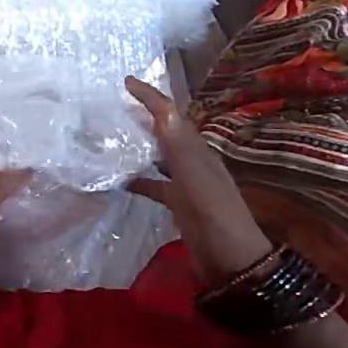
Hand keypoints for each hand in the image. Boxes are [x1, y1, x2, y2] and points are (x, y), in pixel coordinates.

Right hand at [123, 77, 274, 285]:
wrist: (233, 265)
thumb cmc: (217, 222)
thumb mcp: (199, 183)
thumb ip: (182, 149)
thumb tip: (164, 109)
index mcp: (199, 153)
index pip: (173, 116)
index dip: (152, 97)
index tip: (127, 82)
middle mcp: (193, 163)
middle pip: (167, 131)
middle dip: (145, 115)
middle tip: (116, 104)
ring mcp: (187, 185)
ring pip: (160, 156)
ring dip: (141, 144)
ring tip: (113, 137)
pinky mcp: (180, 205)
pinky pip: (156, 185)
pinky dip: (139, 179)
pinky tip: (121, 181)